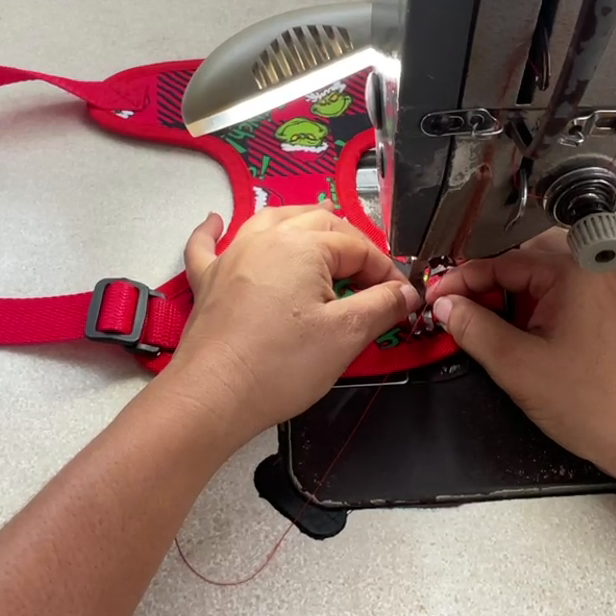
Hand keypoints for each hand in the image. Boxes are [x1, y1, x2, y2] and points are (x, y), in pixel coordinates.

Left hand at [163, 206, 421, 440]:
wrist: (215, 394)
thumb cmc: (282, 365)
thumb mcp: (346, 335)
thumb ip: (382, 306)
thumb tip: (407, 293)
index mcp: (304, 245)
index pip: (358, 247)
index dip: (385, 272)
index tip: (399, 300)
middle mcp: (267, 238)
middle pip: (319, 222)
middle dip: (351, 243)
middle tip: (371, 278)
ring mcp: (232, 256)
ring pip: (271, 221)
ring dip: (299, 220)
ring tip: (320, 227)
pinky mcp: (208, 280)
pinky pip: (207, 245)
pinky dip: (213, 231)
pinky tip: (215, 221)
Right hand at [428, 231, 615, 473]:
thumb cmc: (591, 401)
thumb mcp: (517, 365)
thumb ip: (473, 328)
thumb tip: (443, 305)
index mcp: (572, 270)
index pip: (500, 261)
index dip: (460, 281)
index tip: (432, 300)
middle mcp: (591, 270)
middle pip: (520, 263)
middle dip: (483, 286)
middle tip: (450, 311)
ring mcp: (602, 292)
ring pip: (539, 282)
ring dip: (505, 300)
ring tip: (476, 326)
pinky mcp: (606, 315)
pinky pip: (558, 299)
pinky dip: (529, 312)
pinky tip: (511, 336)